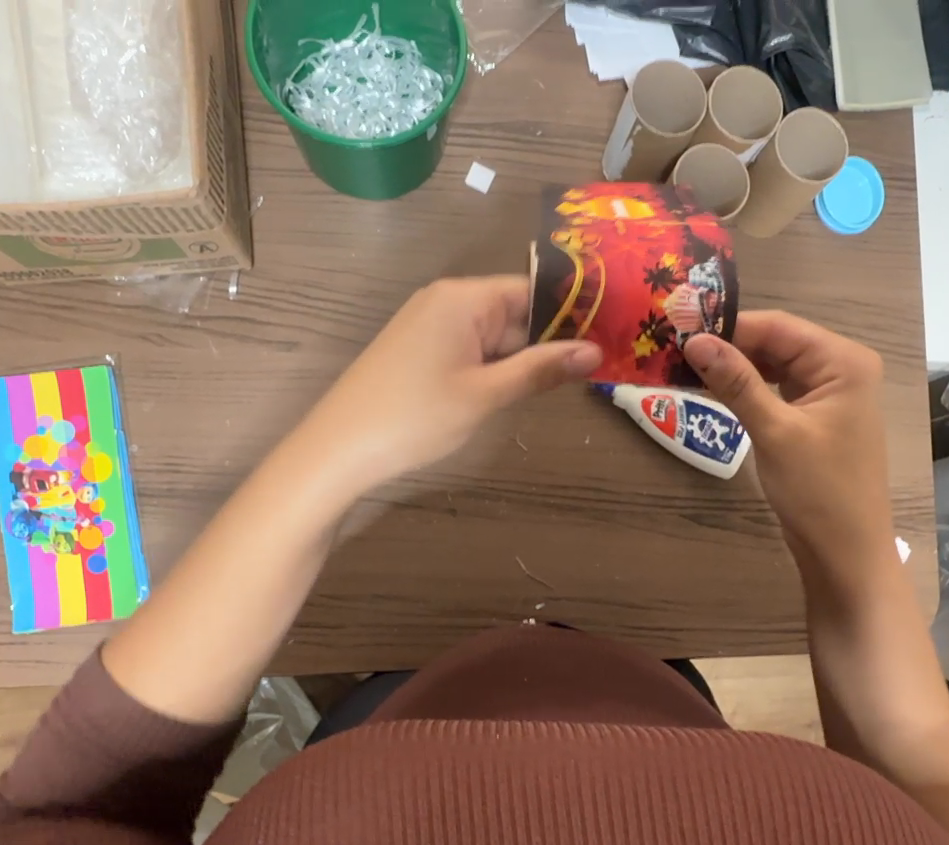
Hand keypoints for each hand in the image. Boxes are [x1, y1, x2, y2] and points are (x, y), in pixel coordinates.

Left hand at [299, 276, 601, 492]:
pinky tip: (515, 393)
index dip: (570, 313)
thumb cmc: (415, 416)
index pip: (531, 291)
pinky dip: (494, 369)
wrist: (339, 449)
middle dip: (549, 342)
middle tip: (598, 368)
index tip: (610, 335)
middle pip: (514, 313)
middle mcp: (446, 302)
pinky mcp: (419, 353)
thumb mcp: (485, 395)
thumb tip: (595, 352)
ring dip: (522, 360)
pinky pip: (470, 351)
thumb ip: (540, 370)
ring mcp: (429, 327)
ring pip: (493, 337)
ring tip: (567, 384)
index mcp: (463, 298)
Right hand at [683, 313, 892, 570]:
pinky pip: (777, 390)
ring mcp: (830, 394)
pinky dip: (748, 390)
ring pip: (773, 366)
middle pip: (776, 342)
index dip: (728, 327)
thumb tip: (695, 342)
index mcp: (844, 361)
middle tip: (674, 352)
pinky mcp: (816, 418)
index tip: (679, 332)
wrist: (845, 551)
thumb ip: (736, 383)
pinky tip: (715, 391)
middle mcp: (842, 368)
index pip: (778, 326)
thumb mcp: (774, 432)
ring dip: (734, 368)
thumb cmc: (818, 490)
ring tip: (685, 369)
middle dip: (728, 347)